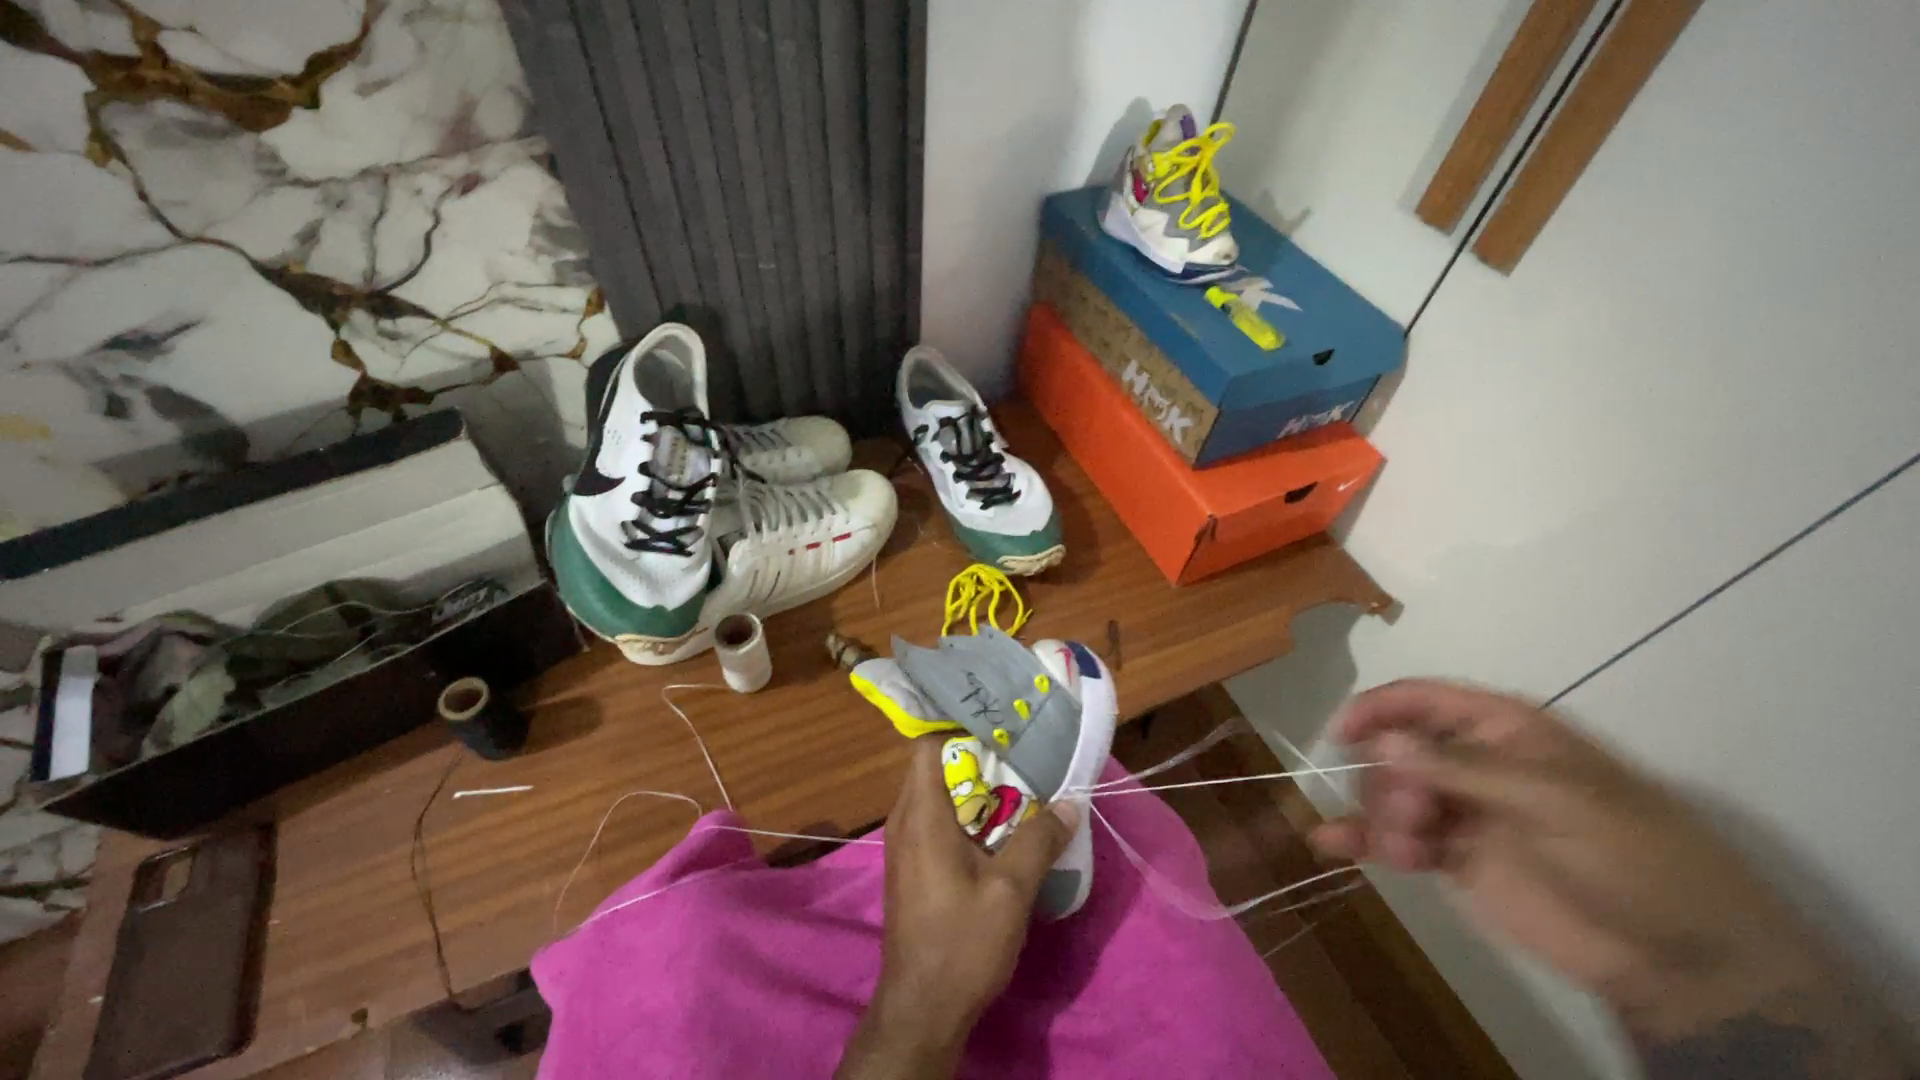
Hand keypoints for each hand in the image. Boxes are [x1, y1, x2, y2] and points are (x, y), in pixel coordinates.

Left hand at [835, 736, 1075, 1078]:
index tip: (1005, 726)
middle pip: (937, 767)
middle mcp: (905, 821)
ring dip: (978, 791)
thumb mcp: (1011, 889)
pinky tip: (1004, 830)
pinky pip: (939, 823)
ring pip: (939, 797)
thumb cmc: (962, 941)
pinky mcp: (914, 868)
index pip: (930, 744)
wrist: (922, 1009)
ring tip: (1024, 787)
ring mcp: (906, 846)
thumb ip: (1039, 838)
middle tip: (1025, 755)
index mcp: (921, 814)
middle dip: (981, 758)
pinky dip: (969, 816)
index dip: (965, 728)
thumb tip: (1069, 801)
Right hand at [1310, 679, 1825, 1036]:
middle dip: (1388, 778)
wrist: (1675, 957)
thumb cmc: (1631, 857)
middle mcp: (1474, 763)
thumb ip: (1464, 769)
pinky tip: (1332, 843)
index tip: (1340, 734)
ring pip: (1390, 794)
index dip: (1378, 709)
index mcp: (1505, 731)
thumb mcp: (1555, 800)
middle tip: (1414, 817)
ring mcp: (1462, 812)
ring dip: (1383, 816)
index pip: (1425, 700)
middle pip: (1396, 749)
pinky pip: (1395, 840)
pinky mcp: (1454, 859)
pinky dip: (1361, 839)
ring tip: (1408, 851)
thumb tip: (1382, 741)